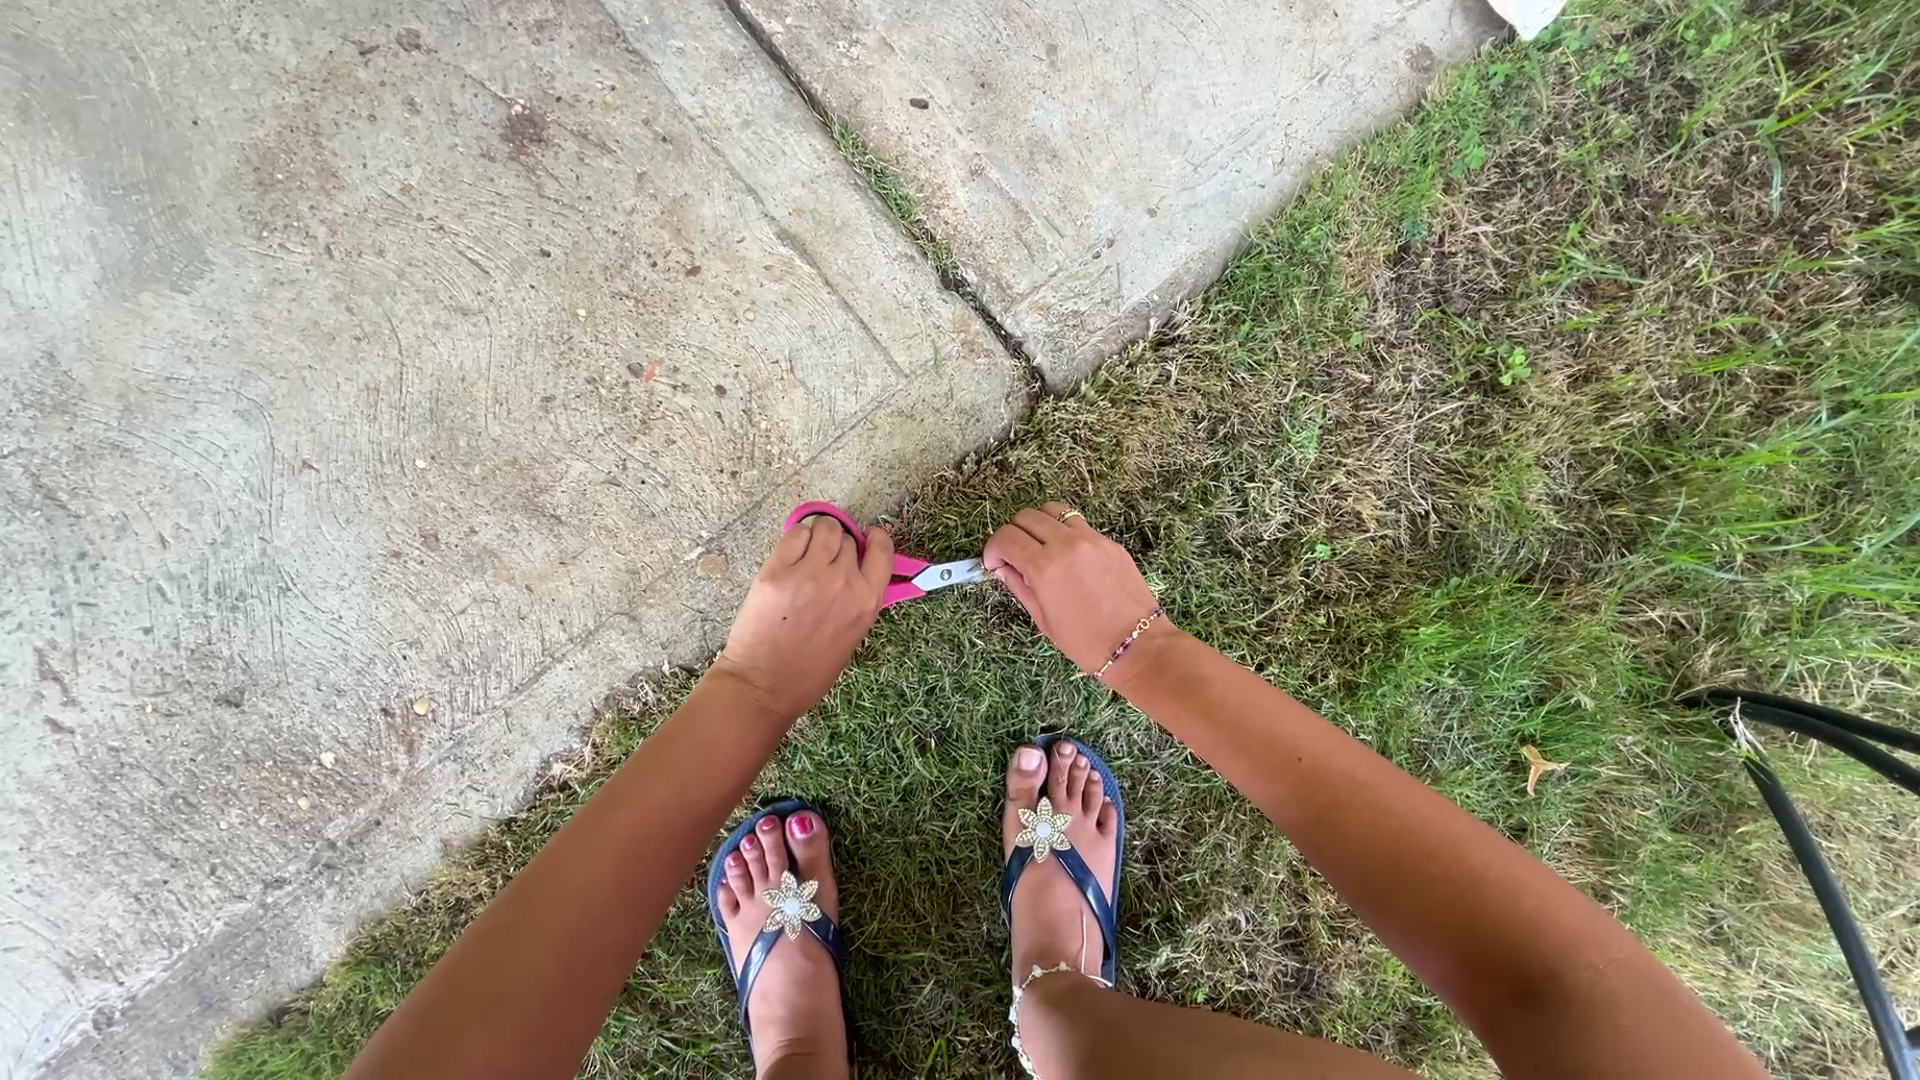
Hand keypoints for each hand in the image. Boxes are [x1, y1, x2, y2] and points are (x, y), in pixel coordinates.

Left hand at [710, 514, 893, 721]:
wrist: (763, 686)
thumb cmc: (809, 672)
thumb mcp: (852, 636)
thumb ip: (858, 600)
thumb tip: (853, 570)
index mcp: (867, 601)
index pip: (882, 550)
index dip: (874, 539)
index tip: (866, 538)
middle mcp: (843, 581)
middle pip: (848, 539)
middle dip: (839, 545)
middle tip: (824, 560)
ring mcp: (809, 573)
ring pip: (823, 528)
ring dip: (818, 535)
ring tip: (807, 552)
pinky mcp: (777, 570)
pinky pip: (794, 535)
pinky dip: (795, 539)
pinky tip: (789, 555)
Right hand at [983, 502, 1165, 677]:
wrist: (1137, 645)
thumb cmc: (1085, 642)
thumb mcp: (1043, 618)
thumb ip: (1019, 585)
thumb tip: (1003, 567)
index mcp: (1044, 568)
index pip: (1006, 537)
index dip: (993, 549)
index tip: (994, 563)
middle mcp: (1066, 545)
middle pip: (1026, 517)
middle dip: (1013, 534)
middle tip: (1014, 557)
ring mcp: (1091, 539)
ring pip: (1053, 511)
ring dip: (1038, 525)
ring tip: (1039, 548)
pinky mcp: (1109, 542)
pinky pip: (1077, 524)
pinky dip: (1063, 532)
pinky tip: (1066, 556)